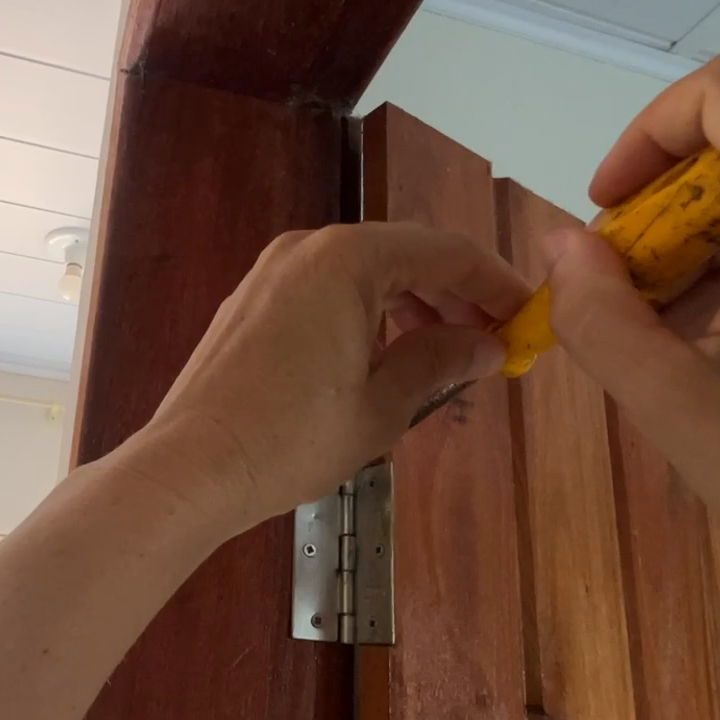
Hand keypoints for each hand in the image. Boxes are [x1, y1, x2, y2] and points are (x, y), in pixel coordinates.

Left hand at [116, 223, 527, 533]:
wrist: (192, 468)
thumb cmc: (292, 438)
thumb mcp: (382, 406)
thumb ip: (440, 361)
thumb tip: (487, 344)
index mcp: (346, 260)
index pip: (443, 252)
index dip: (494, 283)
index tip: (527, 315)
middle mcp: (305, 251)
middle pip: (399, 258)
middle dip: (451, 297)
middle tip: (488, 341)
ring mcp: (268, 275)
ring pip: (358, 278)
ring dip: (406, 309)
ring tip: (438, 353)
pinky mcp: (247, 306)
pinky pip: (321, 296)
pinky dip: (360, 318)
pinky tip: (375, 359)